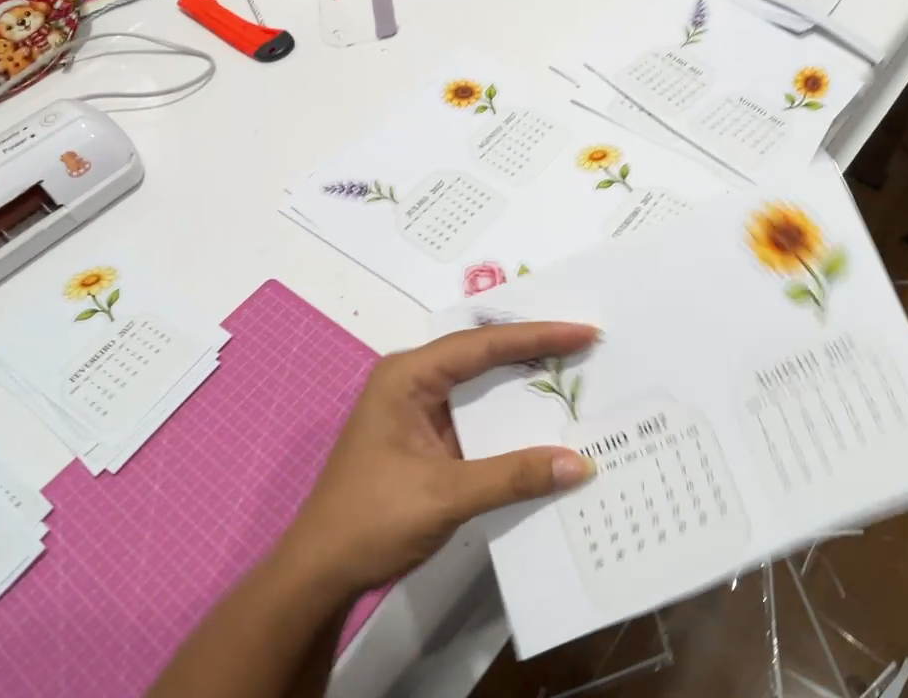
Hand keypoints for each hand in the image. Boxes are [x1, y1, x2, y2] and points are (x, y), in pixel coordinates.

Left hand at [280, 321, 597, 598]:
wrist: (319, 574)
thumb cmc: (370, 521)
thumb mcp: (444, 495)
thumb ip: (512, 476)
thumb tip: (580, 465)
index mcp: (408, 377)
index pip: (482, 345)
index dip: (537, 337)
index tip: (584, 332)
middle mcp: (415, 383)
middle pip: (484, 357)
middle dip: (535, 352)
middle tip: (588, 348)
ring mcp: (421, 412)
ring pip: (483, 387)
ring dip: (526, 388)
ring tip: (579, 380)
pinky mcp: (430, 440)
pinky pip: (480, 420)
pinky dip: (513, 422)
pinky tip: (547, 428)